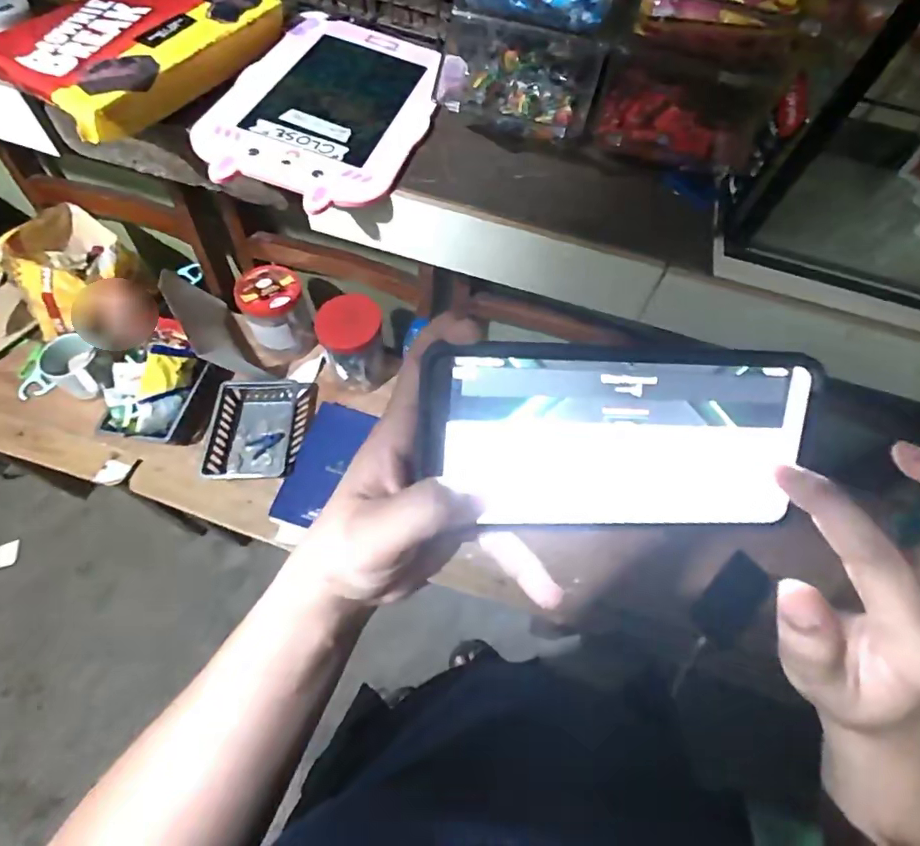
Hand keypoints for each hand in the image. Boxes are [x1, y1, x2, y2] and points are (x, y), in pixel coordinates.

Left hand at [280, 313, 563, 611]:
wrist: (345, 591)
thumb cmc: (347, 547)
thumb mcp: (379, 530)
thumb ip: (423, 507)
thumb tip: (481, 487)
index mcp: (402, 433)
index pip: (419, 368)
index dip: (443, 338)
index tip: (480, 328)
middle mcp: (430, 444)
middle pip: (471, 405)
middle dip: (508, 393)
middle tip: (555, 392)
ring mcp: (448, 478)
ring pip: (496, 462)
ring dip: (530, 474)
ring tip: (575, 481)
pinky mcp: (461, 512)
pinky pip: (499, 522)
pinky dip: (522, 551)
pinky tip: (549, 587)